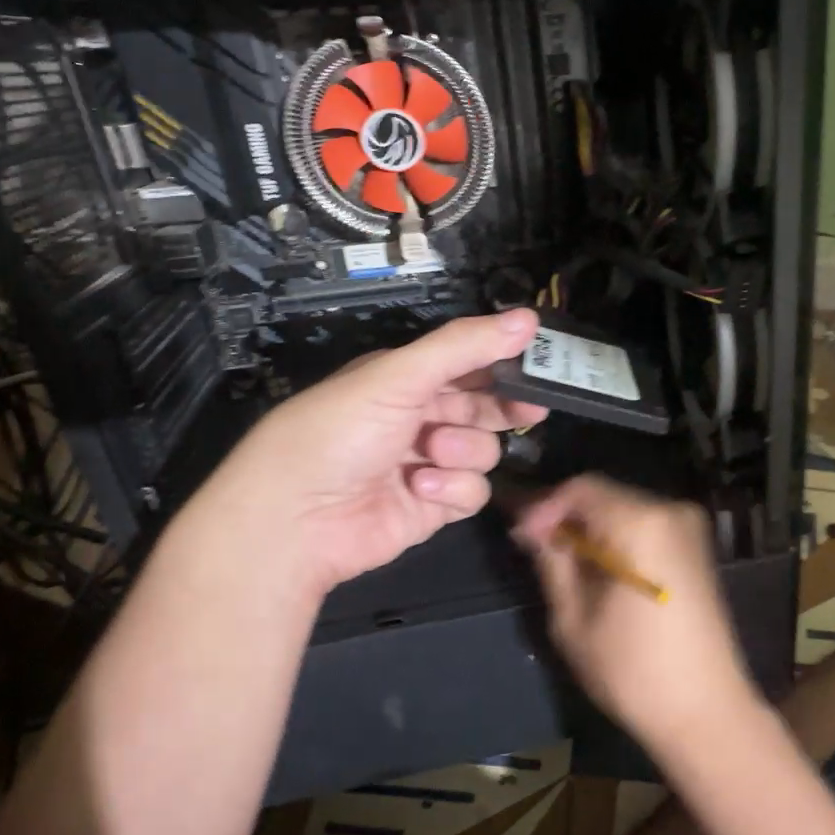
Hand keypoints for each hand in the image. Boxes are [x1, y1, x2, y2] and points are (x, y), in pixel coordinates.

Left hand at [168, 310, 548, 597]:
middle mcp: (420, 417)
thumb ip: (464, 347)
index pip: (468, 363)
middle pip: (485, 408)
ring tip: (431, 452)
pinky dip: (452, 488)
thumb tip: (528, 317)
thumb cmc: (340, 432)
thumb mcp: (398, 376)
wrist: (296, 518)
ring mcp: (429, 463)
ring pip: (484, 451)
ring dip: (463, 450)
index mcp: (406, 378)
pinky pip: (472, 492)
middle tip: (527, 411)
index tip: (537, 367)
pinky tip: (420, 486)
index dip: (503, 364)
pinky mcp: (434, 506)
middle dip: (501, 409)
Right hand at [515, 475, 756, 747]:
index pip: (582, 489)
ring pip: (624, 510)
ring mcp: (690, 528)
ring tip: (558, 561)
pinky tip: (595, 568)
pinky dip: (616, 540)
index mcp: (642, 522)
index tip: (519, 535)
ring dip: (589, 529)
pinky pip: (645, 527)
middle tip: (532, 546)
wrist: (705, 710)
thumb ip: (553, 563)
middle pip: (605, 496)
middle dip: (566, 517)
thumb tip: (533, 529)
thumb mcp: (573, 619)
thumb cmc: (632, 670)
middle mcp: (671, 512)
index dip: (544, 506)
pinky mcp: (696, 548)